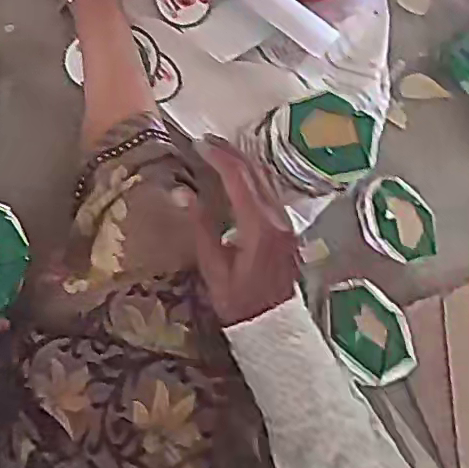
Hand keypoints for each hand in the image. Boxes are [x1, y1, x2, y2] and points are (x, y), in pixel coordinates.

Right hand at [186, 136, 299, 325]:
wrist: (273, 326)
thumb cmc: (239, 302)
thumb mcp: (213, 267)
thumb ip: (201, 227)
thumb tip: (182, 192)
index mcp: (259, 226)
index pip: (239, 179)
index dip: (219, 157)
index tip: (199, 143)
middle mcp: (277, 217)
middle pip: (255, 172)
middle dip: (230, 152)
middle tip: (206, 141)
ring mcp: (285, 220)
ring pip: (265, 177)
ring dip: (242, 160)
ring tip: (218, 151)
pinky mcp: (286, 225)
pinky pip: (270, 188)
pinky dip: (252, 174)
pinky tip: (237, 173)